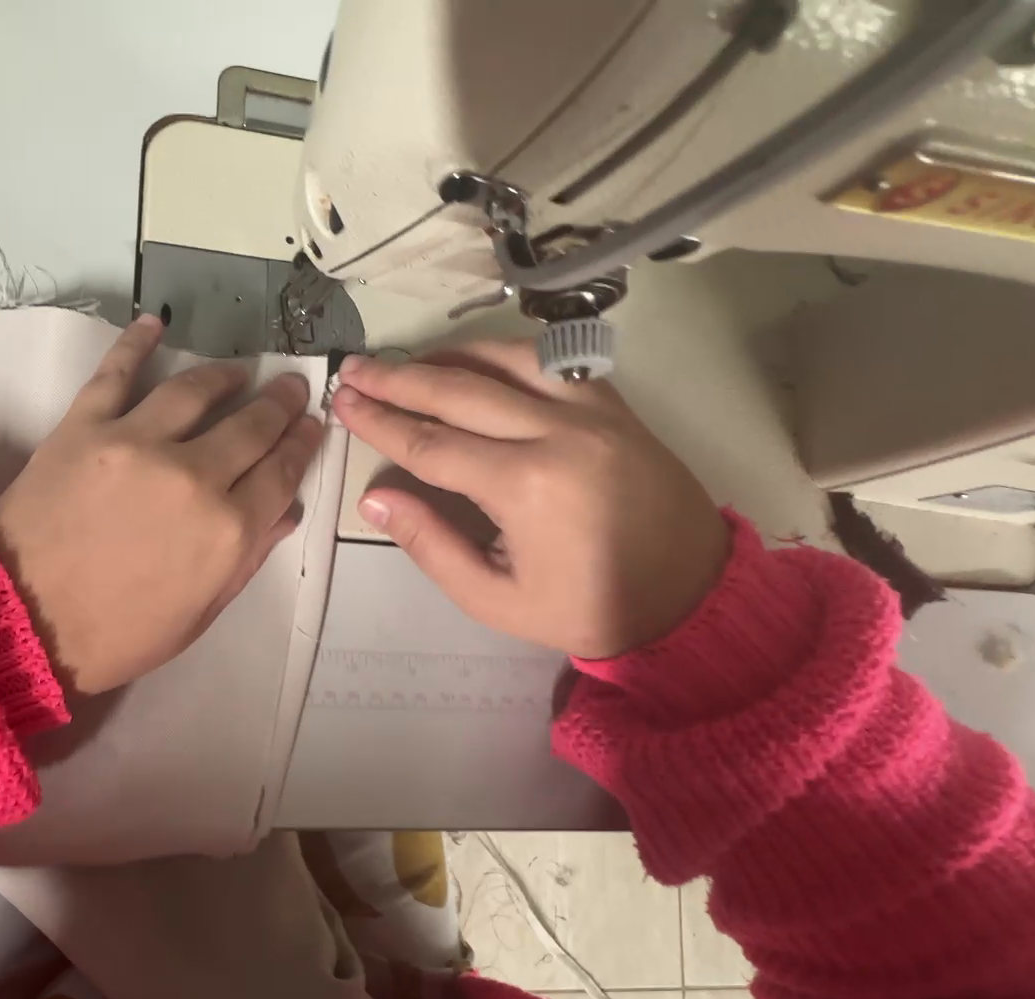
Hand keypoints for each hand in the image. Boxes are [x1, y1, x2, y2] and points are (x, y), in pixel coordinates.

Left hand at [0, 315, 324, 693]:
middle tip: (290, 386)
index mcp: (227, 532)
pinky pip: (116, 372)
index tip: (312, 425)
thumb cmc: (115, 635)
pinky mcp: (84, 426)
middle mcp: (193, 477)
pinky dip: (136, 343)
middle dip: (279, 403)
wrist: (20, 621)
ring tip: (238, 370)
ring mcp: (136, 443)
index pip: (280, 473)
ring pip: (196, 390)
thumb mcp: (197, 616)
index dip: (302, 445)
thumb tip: (284, 511)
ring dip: (226, 374)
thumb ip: (245, 560)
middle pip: (251, 426)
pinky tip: (156, 323)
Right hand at [332, 341, 727, 658]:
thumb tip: (374, 496)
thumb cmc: (587, 607)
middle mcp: (558, 433)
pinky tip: (474, 362)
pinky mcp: (615, 405)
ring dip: (448, 356)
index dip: (379, 422)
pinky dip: (503, 355)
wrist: (692, 596)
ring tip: (405, 363)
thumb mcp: (494, 599)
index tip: (342, 403)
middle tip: (354, 368)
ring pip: (505, 360)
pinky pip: (550, 361)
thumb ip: (430, 545)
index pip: (431, 443)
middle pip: (459, 391)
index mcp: (526, 486)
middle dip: (398, 380)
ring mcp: (593, 411)